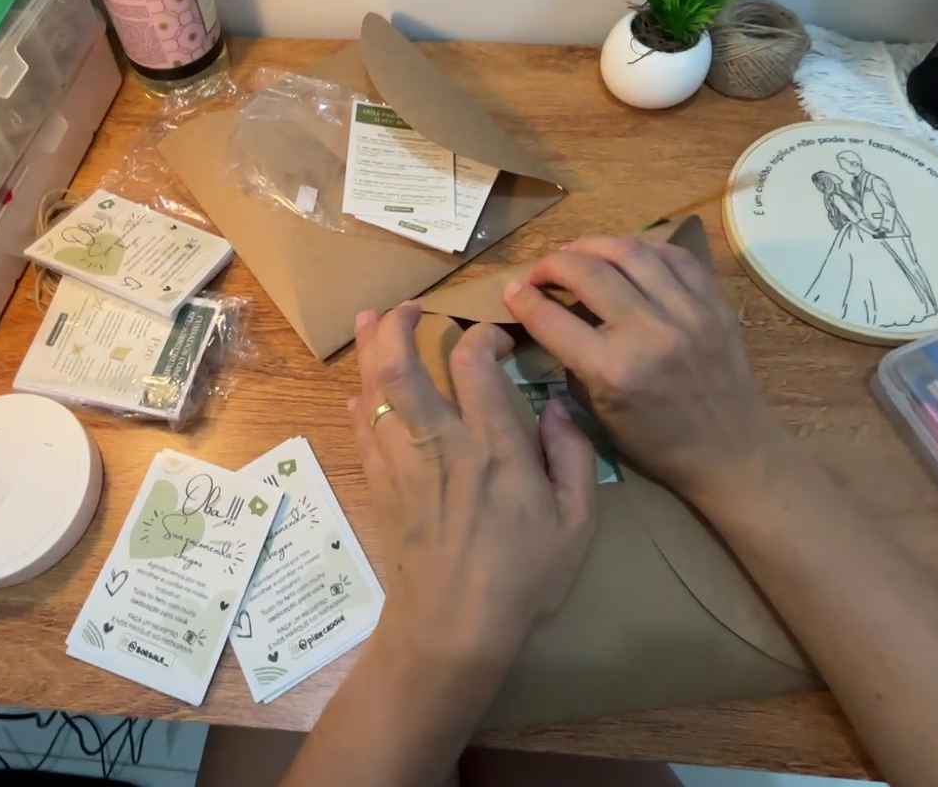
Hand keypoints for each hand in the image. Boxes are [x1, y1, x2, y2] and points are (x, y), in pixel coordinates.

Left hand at [350, 303, 596, 671]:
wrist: (454, 629)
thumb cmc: (523, 577)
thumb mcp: (577, 523)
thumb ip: (572, 457)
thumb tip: (557, 405)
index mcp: (493, 448)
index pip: (473, 365)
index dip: (480, 336)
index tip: (492, 339)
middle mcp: (441, 444)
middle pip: (403, 368)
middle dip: (398, 327)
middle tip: (407, 307)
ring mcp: (402, 463)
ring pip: (374, 392)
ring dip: (368, 350)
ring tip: (368, 319)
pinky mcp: (380, 485)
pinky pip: (362, 431)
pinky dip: (360, 402)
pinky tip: (360, 390)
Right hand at [504, 235, 785, 502]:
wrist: (731, 450)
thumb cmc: (654, 440)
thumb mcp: (596, 408)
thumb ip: (568, 355)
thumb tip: (546, 310)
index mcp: (613, 370)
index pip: (551, 318)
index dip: (522, 298)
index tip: (511, 289)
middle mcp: (648, 334)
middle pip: (587, 271)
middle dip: (552, 263)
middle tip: (541, 271)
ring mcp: (687, 313)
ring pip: (629, 250)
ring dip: (592, 245)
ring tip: (577, 254)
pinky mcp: (713, 303)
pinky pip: (672, 255)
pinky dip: (640, 248)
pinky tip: (623, 256)